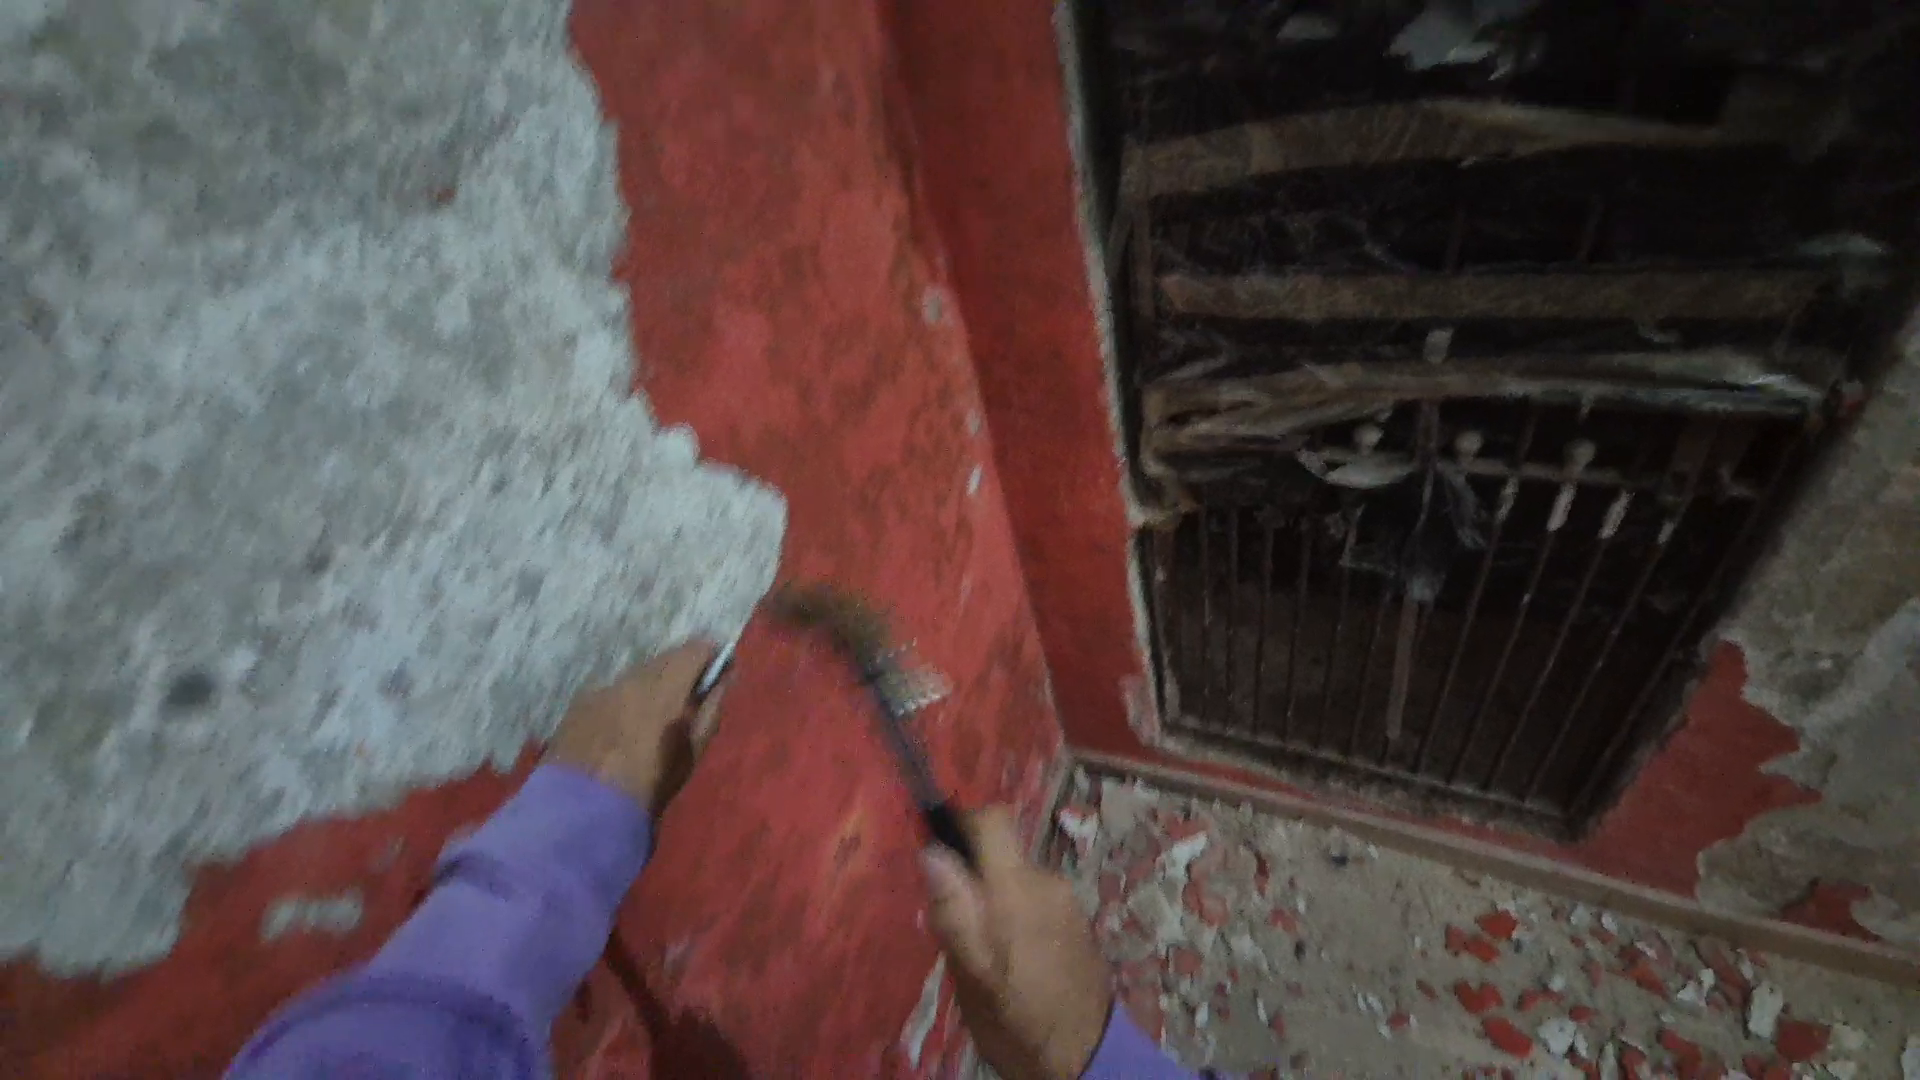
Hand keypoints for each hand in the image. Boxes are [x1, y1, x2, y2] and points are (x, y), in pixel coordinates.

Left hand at [545, 641, 722, 816]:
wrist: (579, 814)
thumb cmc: (649, 786)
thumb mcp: (693, 751)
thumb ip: (712, 708)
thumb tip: (726, 678)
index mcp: (665, 688)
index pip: (695, 648)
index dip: (712, 657)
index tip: (719, 673)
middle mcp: (632, 678)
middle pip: (665, 658)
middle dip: (681, 672)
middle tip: (688, 699)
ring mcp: (601, 689)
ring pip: (637, 675)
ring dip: (651, 686)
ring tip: (652, 717)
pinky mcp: (578, 704)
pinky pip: (611, 692)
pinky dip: (624, 701)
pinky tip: (620, 729)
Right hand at [921, 807, 1112, 1079]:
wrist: (1089, 1060)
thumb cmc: (1019, 1020)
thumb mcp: (972, 974)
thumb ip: (952, 909)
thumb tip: (930, 852)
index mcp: (1017, 887)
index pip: (993, 819)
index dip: (964, 824)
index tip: (943, 854)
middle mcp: (1047, 880)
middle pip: (1001, 852)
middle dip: (975, 879)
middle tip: (961, 929)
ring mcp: (1067, 898)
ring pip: (1016, 877)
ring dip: (997, 900)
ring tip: (990, 953)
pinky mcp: (1077, 917)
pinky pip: (1036, 897)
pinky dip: (1019, 914)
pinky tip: (1017, 959)